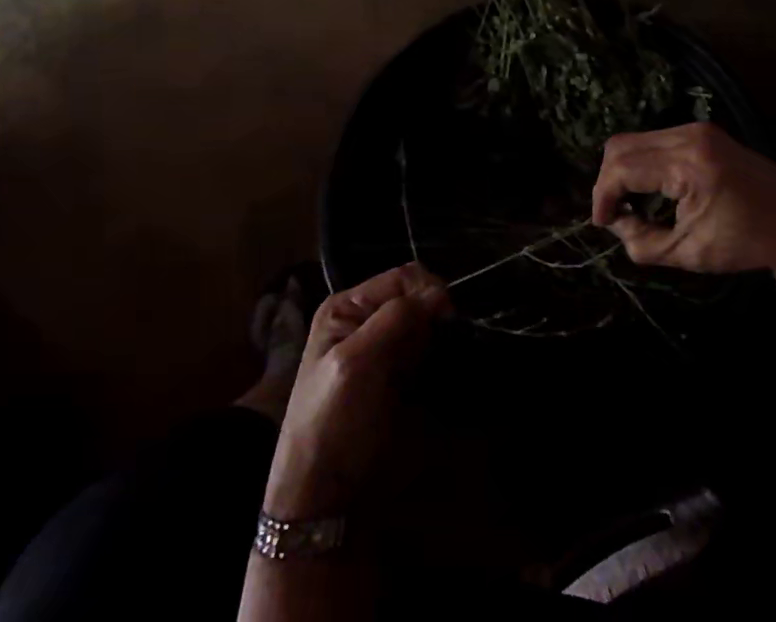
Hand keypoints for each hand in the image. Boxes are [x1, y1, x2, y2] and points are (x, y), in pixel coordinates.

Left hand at [263, 263, 449, 519]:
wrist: (326, 497)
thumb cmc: (332, 424)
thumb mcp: (355, 364)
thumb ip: (395, 320)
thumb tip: (441, 293)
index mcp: (347, 308)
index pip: (404, 277)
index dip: (429, 292)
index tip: (447, 321)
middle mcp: (367, 322)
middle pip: (419, 298)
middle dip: (438, 317)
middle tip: (446, 348)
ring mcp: (387, 351)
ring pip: (430, 326)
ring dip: (444, 339)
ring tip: (450, 362)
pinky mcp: (404, 379)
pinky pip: (433, 353)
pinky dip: (445, 358)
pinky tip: (448, 373)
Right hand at [591, 123, 775, 277]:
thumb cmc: (749, 243)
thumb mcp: (688, 253)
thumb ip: (641, 241)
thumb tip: (616, 222)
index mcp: (687, 165)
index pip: (620, 168)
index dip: (602, 196)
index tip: (602, 223)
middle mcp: (689, 136)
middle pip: (621, 145)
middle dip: (608, 180)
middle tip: (614, 214)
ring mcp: (699, 130)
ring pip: (636, 140)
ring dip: (624, 170)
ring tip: (631, 204)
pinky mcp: (706, 133)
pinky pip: (657, 141)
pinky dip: (643, 163)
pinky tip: (652, 190)